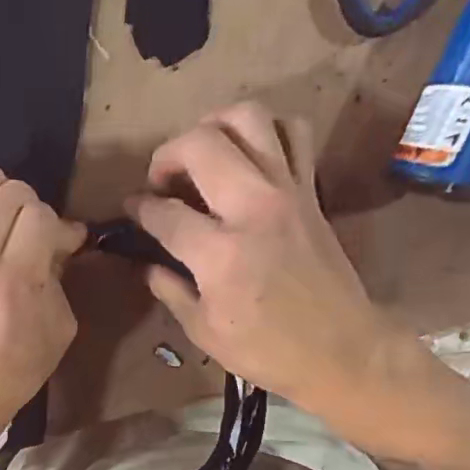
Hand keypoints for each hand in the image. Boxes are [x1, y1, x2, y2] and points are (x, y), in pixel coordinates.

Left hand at [0, 164, 85, 439]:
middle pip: (12, 191)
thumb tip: (63, 236)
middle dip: (35, 207)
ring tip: (12, 224)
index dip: (61, 226)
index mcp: (13, 279)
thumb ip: (59, 272)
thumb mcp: (60, 324)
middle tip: (38, 237)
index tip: (68, 247)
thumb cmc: (21, 365)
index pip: (40, 215)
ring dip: (5, 194)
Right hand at [128, 103, 413, 418]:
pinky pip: (293, 133)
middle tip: (160, 179)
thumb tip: (149, 266)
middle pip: (202, 144)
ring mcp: (287, 191)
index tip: (130, 209)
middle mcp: (253, 208)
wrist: (339, 348)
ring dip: (215, 125)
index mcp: (219, 253)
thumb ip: (171, 290)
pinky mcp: (311, 190)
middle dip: (168, 154)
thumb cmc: (265, 350)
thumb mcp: (203, 331)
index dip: (138, 208)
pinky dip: (266, 132)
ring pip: (249, 119)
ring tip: (201, 152)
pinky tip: (248, 156)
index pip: (165, 213)